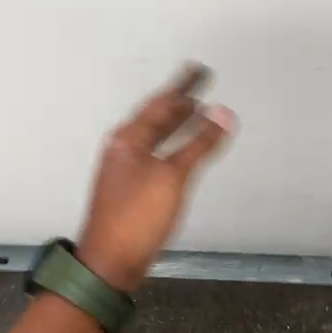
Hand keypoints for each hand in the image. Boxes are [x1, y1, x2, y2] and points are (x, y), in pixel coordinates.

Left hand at [77, 63, 235, 290]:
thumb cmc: (136, 218)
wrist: (109, 263)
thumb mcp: (172, 177)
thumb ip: (199, 144)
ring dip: (176, 124)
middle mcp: (123, 149)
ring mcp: (125, 169)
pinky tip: (182, 151)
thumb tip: (222, 113)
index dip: (182, 86)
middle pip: (156, 117)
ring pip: (155, 137)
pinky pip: (156, 154)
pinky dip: (173, 145)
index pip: (161, 103)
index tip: (199, 69)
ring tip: (196, 111)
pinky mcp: (132, 189)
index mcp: (128, 139)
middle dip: (179, 102)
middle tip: (200, 86)